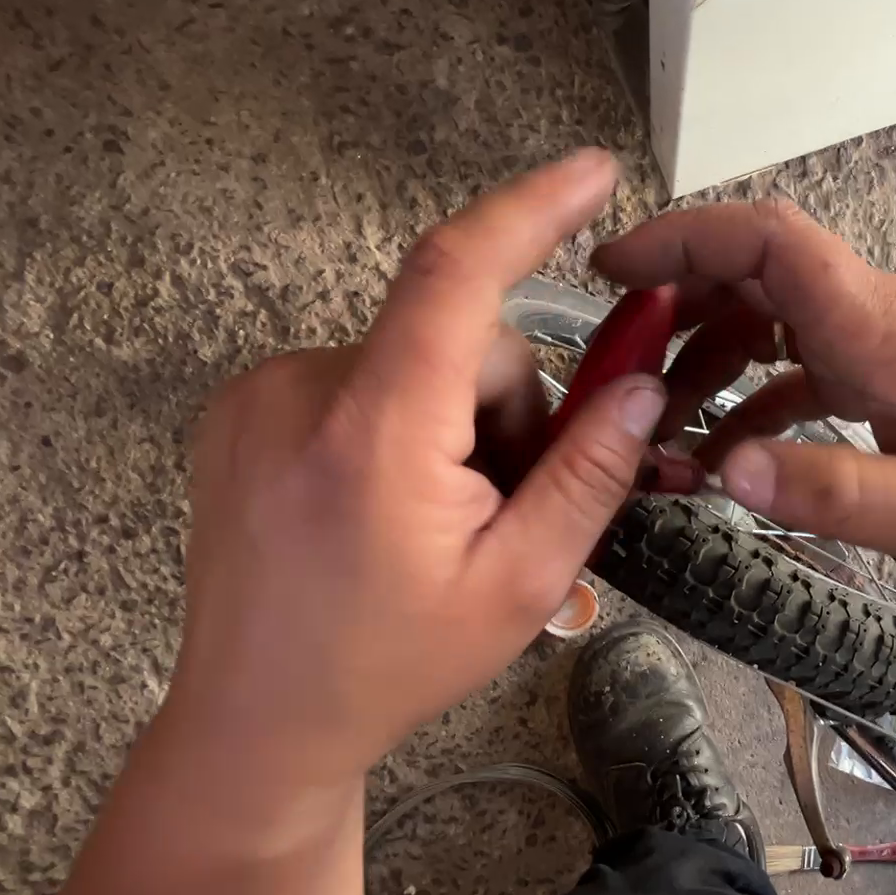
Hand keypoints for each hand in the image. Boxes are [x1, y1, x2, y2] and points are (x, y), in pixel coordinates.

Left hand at [167, 150, 661, 781]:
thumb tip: (643, 388)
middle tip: (519, 496)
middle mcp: (303, 390)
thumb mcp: (525, 580)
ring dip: (470, 419)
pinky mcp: (253, 409)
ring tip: (460, 509)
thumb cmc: (397, 662)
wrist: (261, 722)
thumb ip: (592, 474)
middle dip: (519, 405)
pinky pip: (376, 378)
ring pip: (424, 361)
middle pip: (464, 341)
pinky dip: (420, 419)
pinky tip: (411, 497)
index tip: (594, 173)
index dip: (532, 209)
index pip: (456, 275)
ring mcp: (265, 395)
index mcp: (375, 433)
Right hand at [593, 199, 895, 572]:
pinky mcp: (872, 372)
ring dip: (706, 357)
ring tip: (663, 424)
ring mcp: (868, 342)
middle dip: (676, 305)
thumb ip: (837, 492)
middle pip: (752, 272)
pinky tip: (723, 451)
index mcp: (877, 327)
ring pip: (764, 317)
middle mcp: (867, 317)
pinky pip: (791, 364)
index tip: (620, 267)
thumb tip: (729, 469)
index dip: (688, 238)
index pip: (771, 242)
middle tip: (621, 367)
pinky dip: (747, 395)